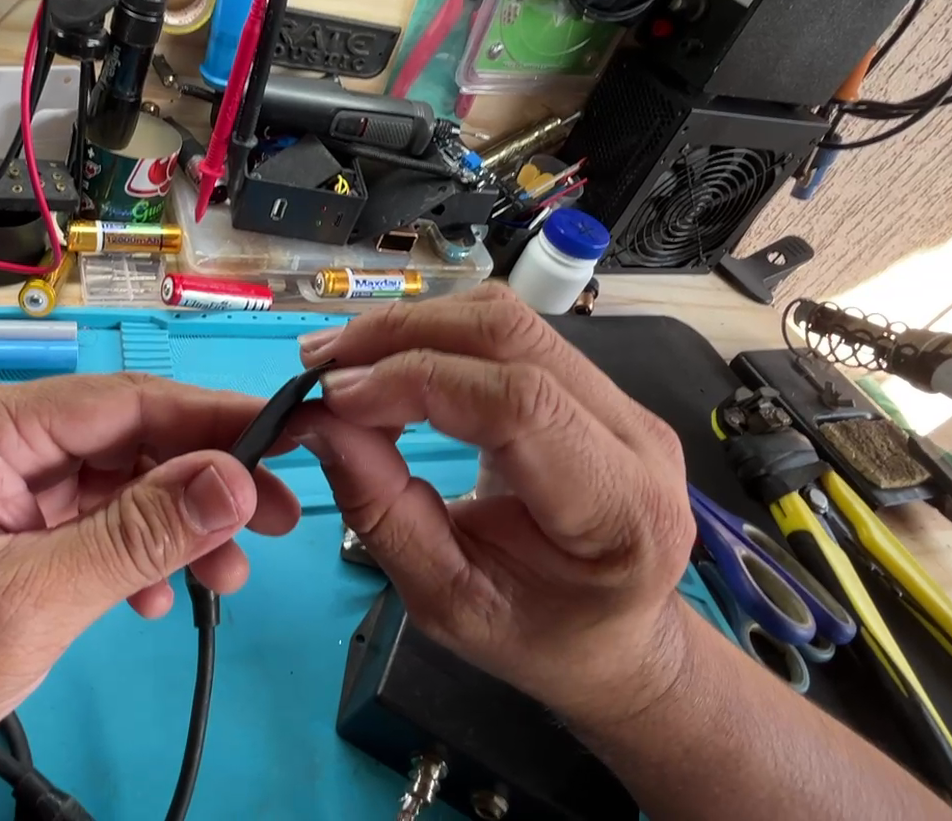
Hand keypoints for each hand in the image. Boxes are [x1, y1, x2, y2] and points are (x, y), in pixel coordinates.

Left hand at [0, 374, 300, 819]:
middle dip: (203, 482)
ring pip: (107, 488)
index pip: (130, 400)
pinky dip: (123, 559)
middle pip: (125, 442)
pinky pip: (75, 527)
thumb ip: (137, 536)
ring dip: (169, 527)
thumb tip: (236, 476)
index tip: (296, 434)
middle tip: (279, 524)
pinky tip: (153, 599)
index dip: (219, 416)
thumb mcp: (23, 605)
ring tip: (225, 578)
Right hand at [290, 285, 694, 723]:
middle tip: (320, 361)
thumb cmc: (537, 635)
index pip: (519, 403)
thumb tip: (317, 419)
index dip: (416, 381)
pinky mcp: (592, 382)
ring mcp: (620, 397)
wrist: (617, 633)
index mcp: (617, 508)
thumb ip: (381, 511)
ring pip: (504, 317)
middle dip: (401, 334)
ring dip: (411, 326)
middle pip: (510, 334)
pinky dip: (433, 334)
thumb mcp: (445, 601)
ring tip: (344, 360)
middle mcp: (634, 433)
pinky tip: (390, 363)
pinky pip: (505, 332)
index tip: (333, 396)